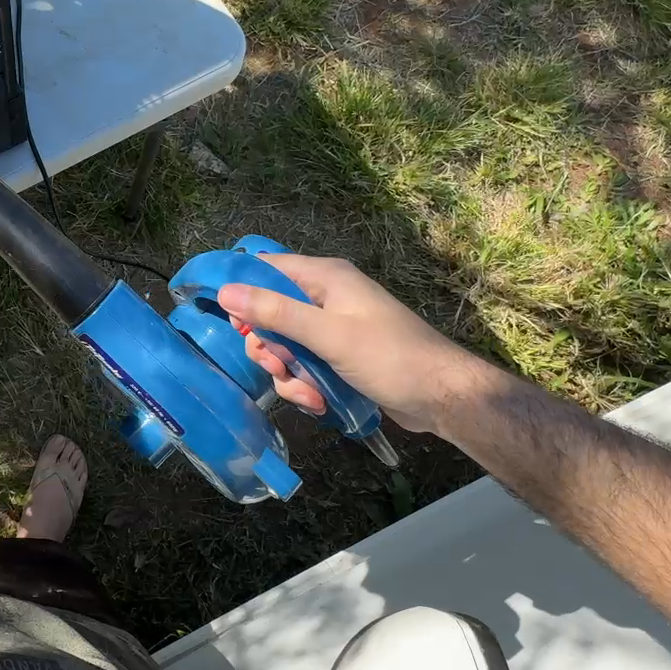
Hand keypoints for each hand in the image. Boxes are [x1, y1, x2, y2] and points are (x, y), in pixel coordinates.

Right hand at [215, 254, 519, 436]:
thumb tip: (224, 292)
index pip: (265, 267)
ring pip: (282, 344)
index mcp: (324, 278)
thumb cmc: (390, 357)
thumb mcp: (327, 335)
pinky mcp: (335, 356)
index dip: (241, 290)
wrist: (446, 399)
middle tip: (276, 365)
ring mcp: (330, 328)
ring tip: (307, 394)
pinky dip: (302, 384)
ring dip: (286, 372)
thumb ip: (275, 312)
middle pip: (268, 313)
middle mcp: (323, 297)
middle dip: (267, 346)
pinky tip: (318, 402)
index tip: (231, 322)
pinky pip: (301, 364)